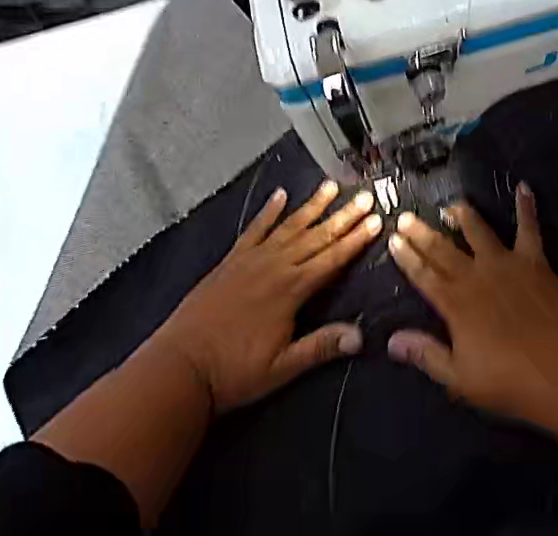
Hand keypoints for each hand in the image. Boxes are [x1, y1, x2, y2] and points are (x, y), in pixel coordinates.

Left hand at [157, 180, 383, 411]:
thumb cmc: (234, 371)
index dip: (357, 239)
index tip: (377, 220)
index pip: (333, 259)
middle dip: (344, 216)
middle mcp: (276, 266)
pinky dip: (268, 211)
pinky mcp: (231, 260)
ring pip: (289, 226)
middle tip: (365, 196)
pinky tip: (279, 195)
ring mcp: (252, 259)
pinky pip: (254, 229)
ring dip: (312, 206)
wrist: (179, 367)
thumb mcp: (282, 368)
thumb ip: (321, 347)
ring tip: (330, 186)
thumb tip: (361, 335)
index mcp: (292, 290)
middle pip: (317, 236)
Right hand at [386, 183, 557, 427]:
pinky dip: (526, 206)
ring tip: (450, 204)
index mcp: (455, 303)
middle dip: (422, 232)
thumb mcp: (460, 378)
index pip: (423, 274)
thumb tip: (391, 339)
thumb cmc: (511, 380)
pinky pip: (529, 227)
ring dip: (463, 215)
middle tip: (406, 216)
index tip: (393, 239)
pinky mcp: (534, 260)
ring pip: (479, 230)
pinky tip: (524, 188)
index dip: (407, 257)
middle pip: (443, 248)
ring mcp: (506, 262)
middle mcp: (476, 274)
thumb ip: (426, 354)